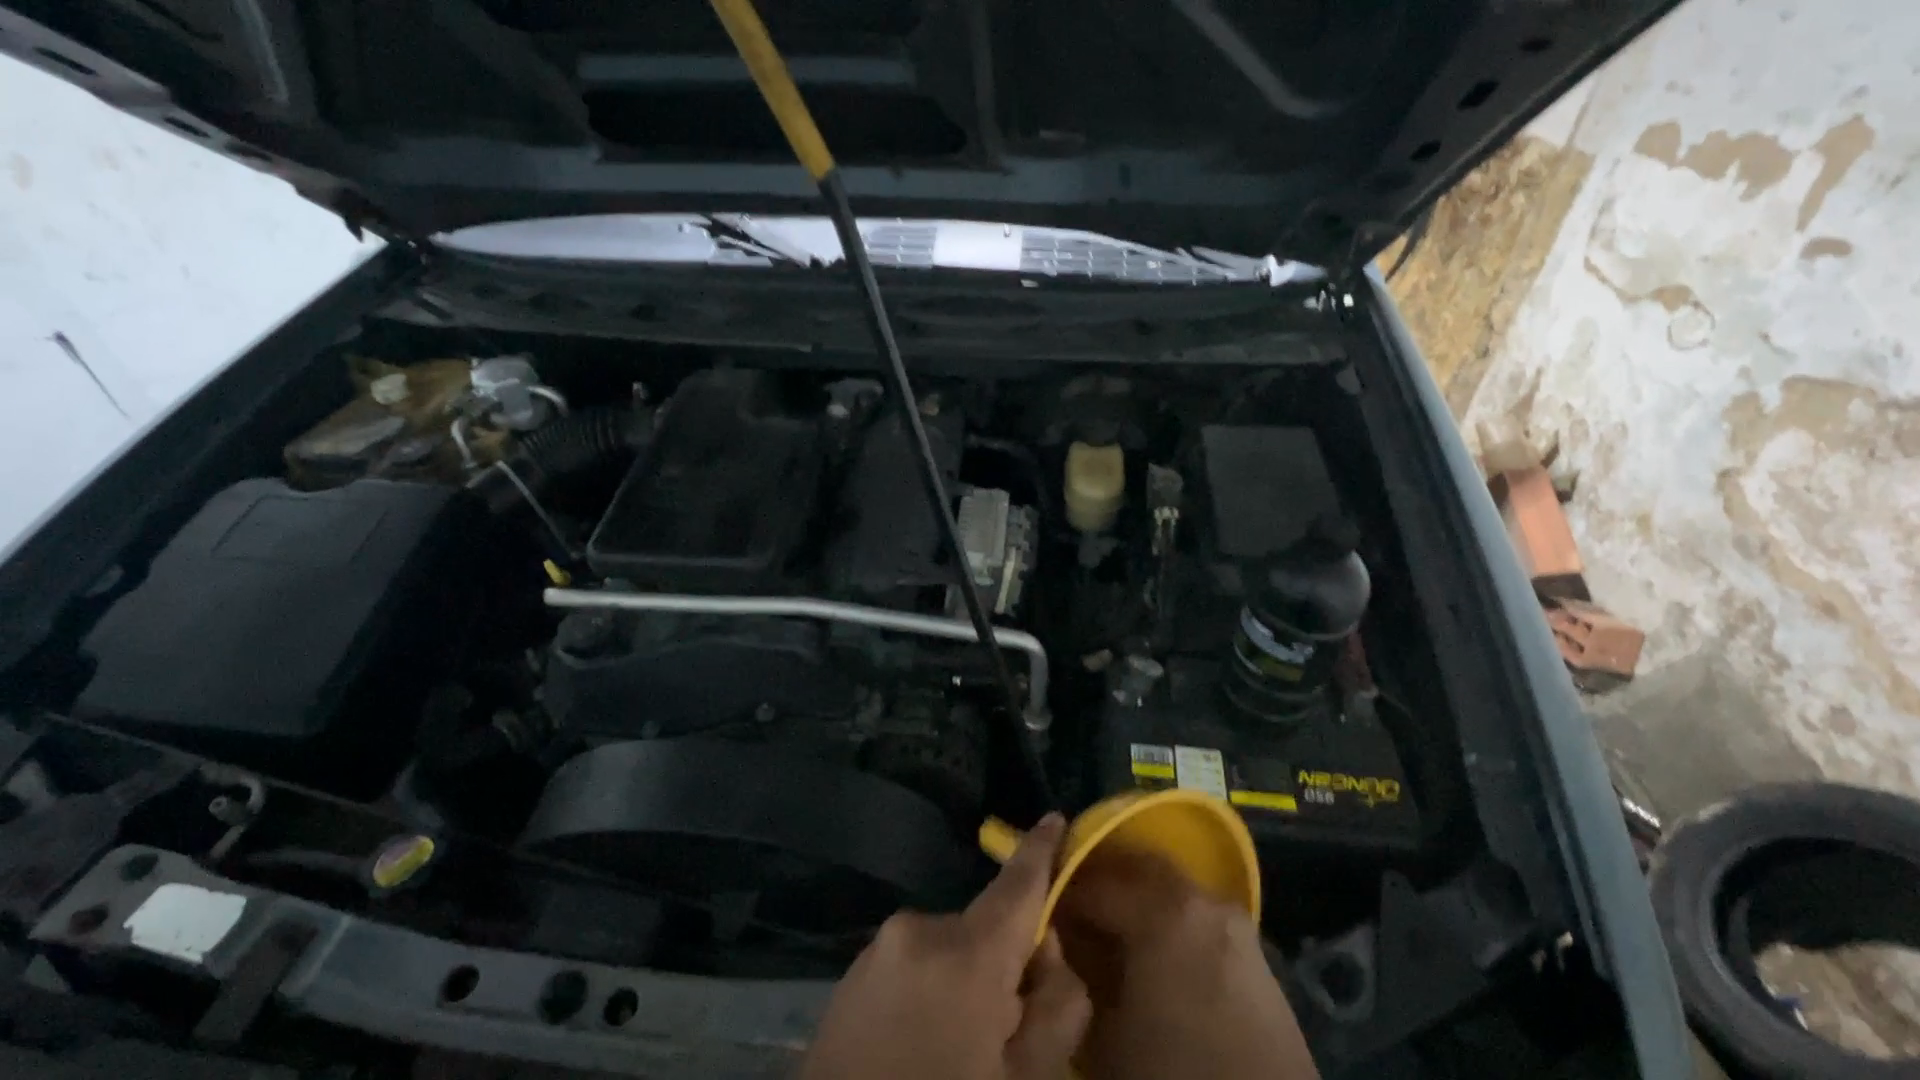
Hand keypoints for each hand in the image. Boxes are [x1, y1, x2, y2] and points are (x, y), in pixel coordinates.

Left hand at [799, 813, 1090, 1079]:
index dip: (1041, 851)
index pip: (1017, 884)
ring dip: (966, 979)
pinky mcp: (853, 969)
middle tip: (1007, 1027)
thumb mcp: (1027, 1078)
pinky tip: (921, 1041)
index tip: (1054, 818)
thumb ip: (1058, 1005)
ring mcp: (879, 948)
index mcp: (966, 953)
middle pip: (987, 928)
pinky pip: (915, 963)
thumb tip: (1046, 952)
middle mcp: (918, 930)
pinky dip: (932, 987)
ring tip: (957, 1044)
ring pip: (951, 948)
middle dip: (1007, 962)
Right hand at [1058, 850, 1320, 1079]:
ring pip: (1167, 886)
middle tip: (1065, 909)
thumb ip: (1073, 977)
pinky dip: (1163, 917)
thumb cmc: (1174, 1071)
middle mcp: (1201, 898)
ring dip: (1132, 896)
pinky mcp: (1251, 950)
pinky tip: (1144, 953)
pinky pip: (1193, 913)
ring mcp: (1232, 921)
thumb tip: (1058, 948)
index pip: (1092, 880)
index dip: (1057, 893)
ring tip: (1102, 932)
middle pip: (1135, 866)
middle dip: (1096, 880)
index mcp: (1163, 908)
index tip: (1035, 912)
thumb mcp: (1103, 1033)